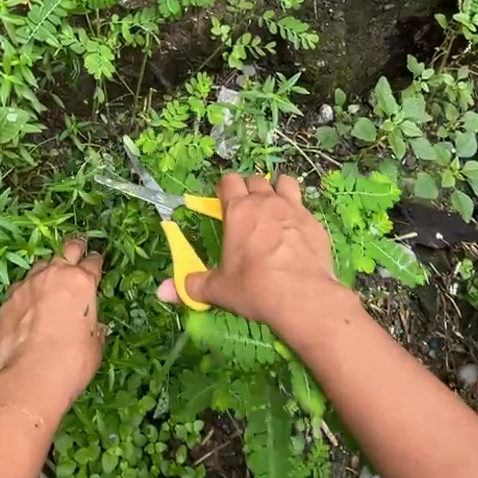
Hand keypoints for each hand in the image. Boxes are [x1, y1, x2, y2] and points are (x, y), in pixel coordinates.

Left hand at [0, 237, 105, 419]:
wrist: (32, 376)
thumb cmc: (73, 362)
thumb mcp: (95, 344)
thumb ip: (95, 327)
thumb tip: (95, 326)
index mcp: (82, 281)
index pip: (93, 262)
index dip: (95, 263)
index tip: (95, 265)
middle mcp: (56, 274)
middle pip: (67, 249)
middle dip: (74, 249)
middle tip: (77, 254)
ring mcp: (30, 283)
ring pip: (41, 265)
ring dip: (48, 271)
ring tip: (49, 284)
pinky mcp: (10, 297)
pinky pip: (22, 286)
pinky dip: (27, 292)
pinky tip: (28, 306)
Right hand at [157, 174, 350, 334]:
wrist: (304, 297)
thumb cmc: (255, 288)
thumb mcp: (220, 289)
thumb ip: (193, 286)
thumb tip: (163, 292)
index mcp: (238, 210)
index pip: (228, 181)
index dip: (225, 189)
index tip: (223, 203)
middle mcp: (265, 202)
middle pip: (255, 180)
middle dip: (249, 190)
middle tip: (246, 211)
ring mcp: (293, 209)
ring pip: (284, 183)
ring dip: (278, 190)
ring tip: (275, 209)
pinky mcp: (314, 223)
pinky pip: (304, 207)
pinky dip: (298, 215)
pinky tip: (297, 235)